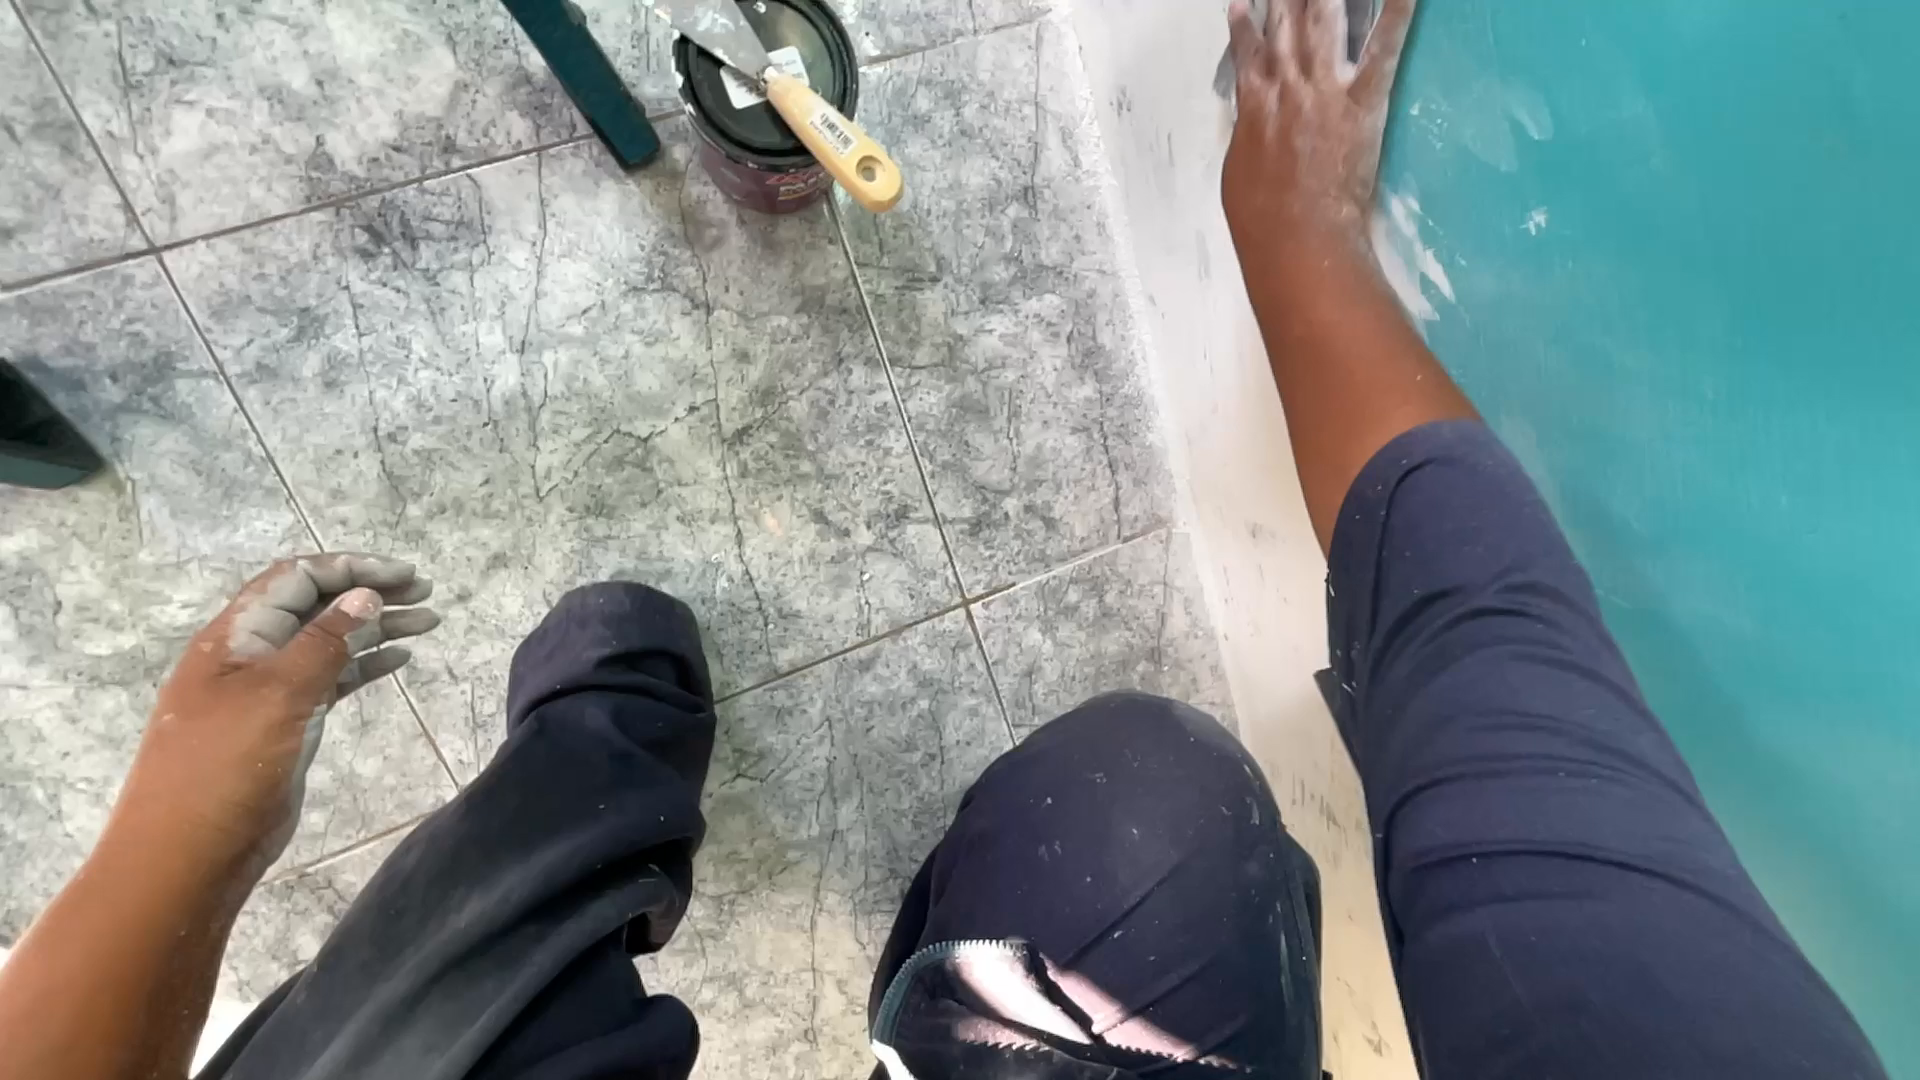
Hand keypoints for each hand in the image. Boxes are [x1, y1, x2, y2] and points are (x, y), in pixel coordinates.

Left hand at [111, 555, 439, 877]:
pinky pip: (335, 676)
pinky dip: (369, 662)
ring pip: (332, 640)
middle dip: (371, 591)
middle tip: (426, 591)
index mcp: (236, 638)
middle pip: (318, 605)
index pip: (296, 580)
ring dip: (379, 626)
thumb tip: (365, 595)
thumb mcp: (279, 693)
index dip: (350, 568)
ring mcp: (271, 688)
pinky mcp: (289, 718)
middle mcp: (253, 655)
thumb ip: (325, 640)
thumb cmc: (226, 765)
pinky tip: (401, 658)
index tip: (403, 575)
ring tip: (430, 621)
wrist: (192, 850)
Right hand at [1222, 0, 1416, 263]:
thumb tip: (1251, 122)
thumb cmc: (1259, 219)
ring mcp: (1325, 92)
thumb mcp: (1235, 174)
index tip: (1242, 2)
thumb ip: (1246, 137)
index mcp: (1253, 108)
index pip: (1248, 54)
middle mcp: (1287, 88)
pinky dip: (1396, 13)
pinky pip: (1383, 49)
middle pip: (1286, 26)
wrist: (1296, 237)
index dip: (1244, 26)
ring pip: (1326, 23)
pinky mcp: (1363, 103)